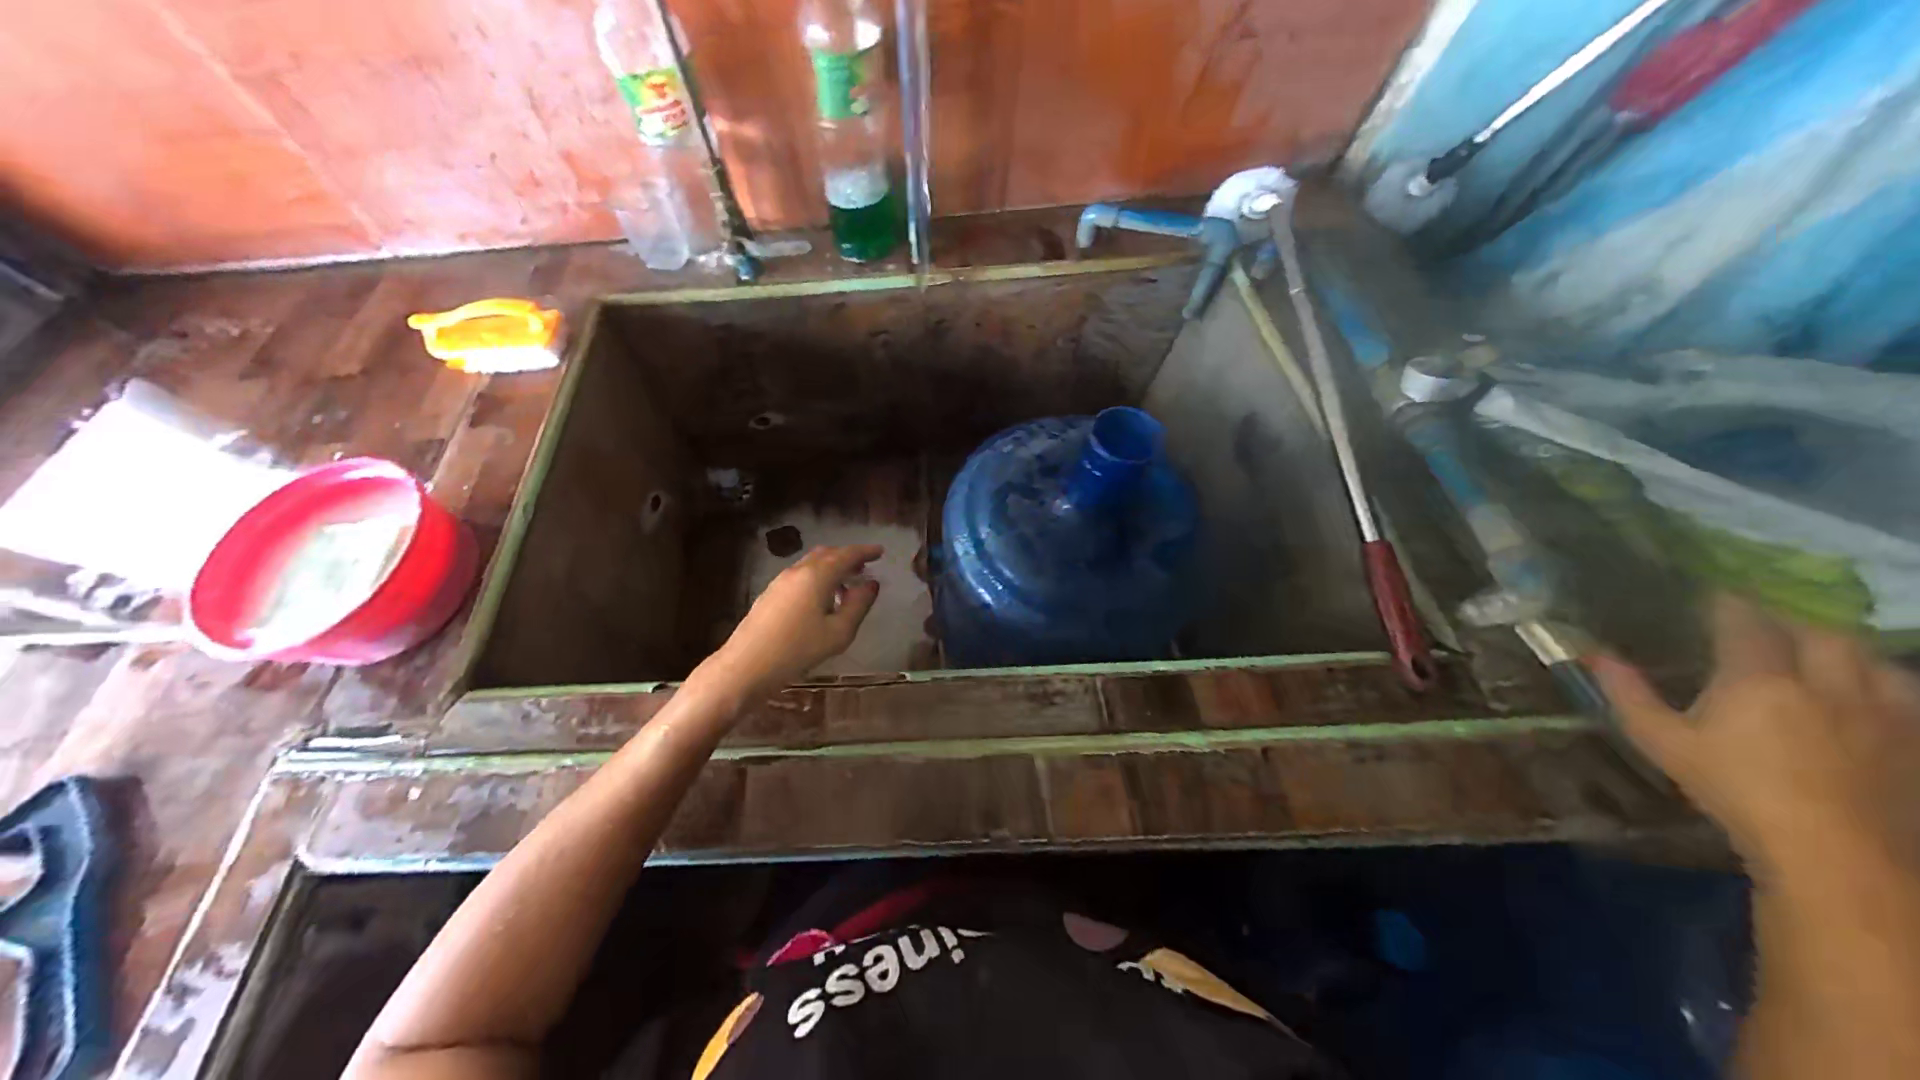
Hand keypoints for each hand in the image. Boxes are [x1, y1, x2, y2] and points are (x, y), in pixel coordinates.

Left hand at [692, 544, 882, 705]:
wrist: (746, 666)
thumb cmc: (797, 650)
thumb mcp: (838, 633)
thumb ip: (858, 605)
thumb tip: (871, 585)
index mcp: (817, 575)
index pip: (846, 554)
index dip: (865, 551)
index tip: (880, 552)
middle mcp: (798, 571)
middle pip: (827, 554)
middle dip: (848, 557)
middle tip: (865, 566)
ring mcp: (780, 582)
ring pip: (811, 564)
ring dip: (831, 568)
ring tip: (847, 585)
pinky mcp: (770, 594)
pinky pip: (800, 575)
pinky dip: (817, 577)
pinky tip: (822, 600)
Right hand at [1593, 594, 1919, 882]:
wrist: (1834, 853)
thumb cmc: (1734, 791)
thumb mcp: (1663, 743)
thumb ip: (1629, 695)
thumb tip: (1594, 655)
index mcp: (1759, 678)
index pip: (1745, 622)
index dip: (1728, 604)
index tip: (1713, 596)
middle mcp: (1825, 682)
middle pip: (1817, 631)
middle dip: (1789, 620)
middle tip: (1764, 621)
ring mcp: (1883, 710)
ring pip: (1870, 657)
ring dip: (1842, 647)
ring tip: (1819, 651)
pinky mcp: (1916, 738)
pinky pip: (1906, 691)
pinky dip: (1883, 680)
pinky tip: (1868, 691)